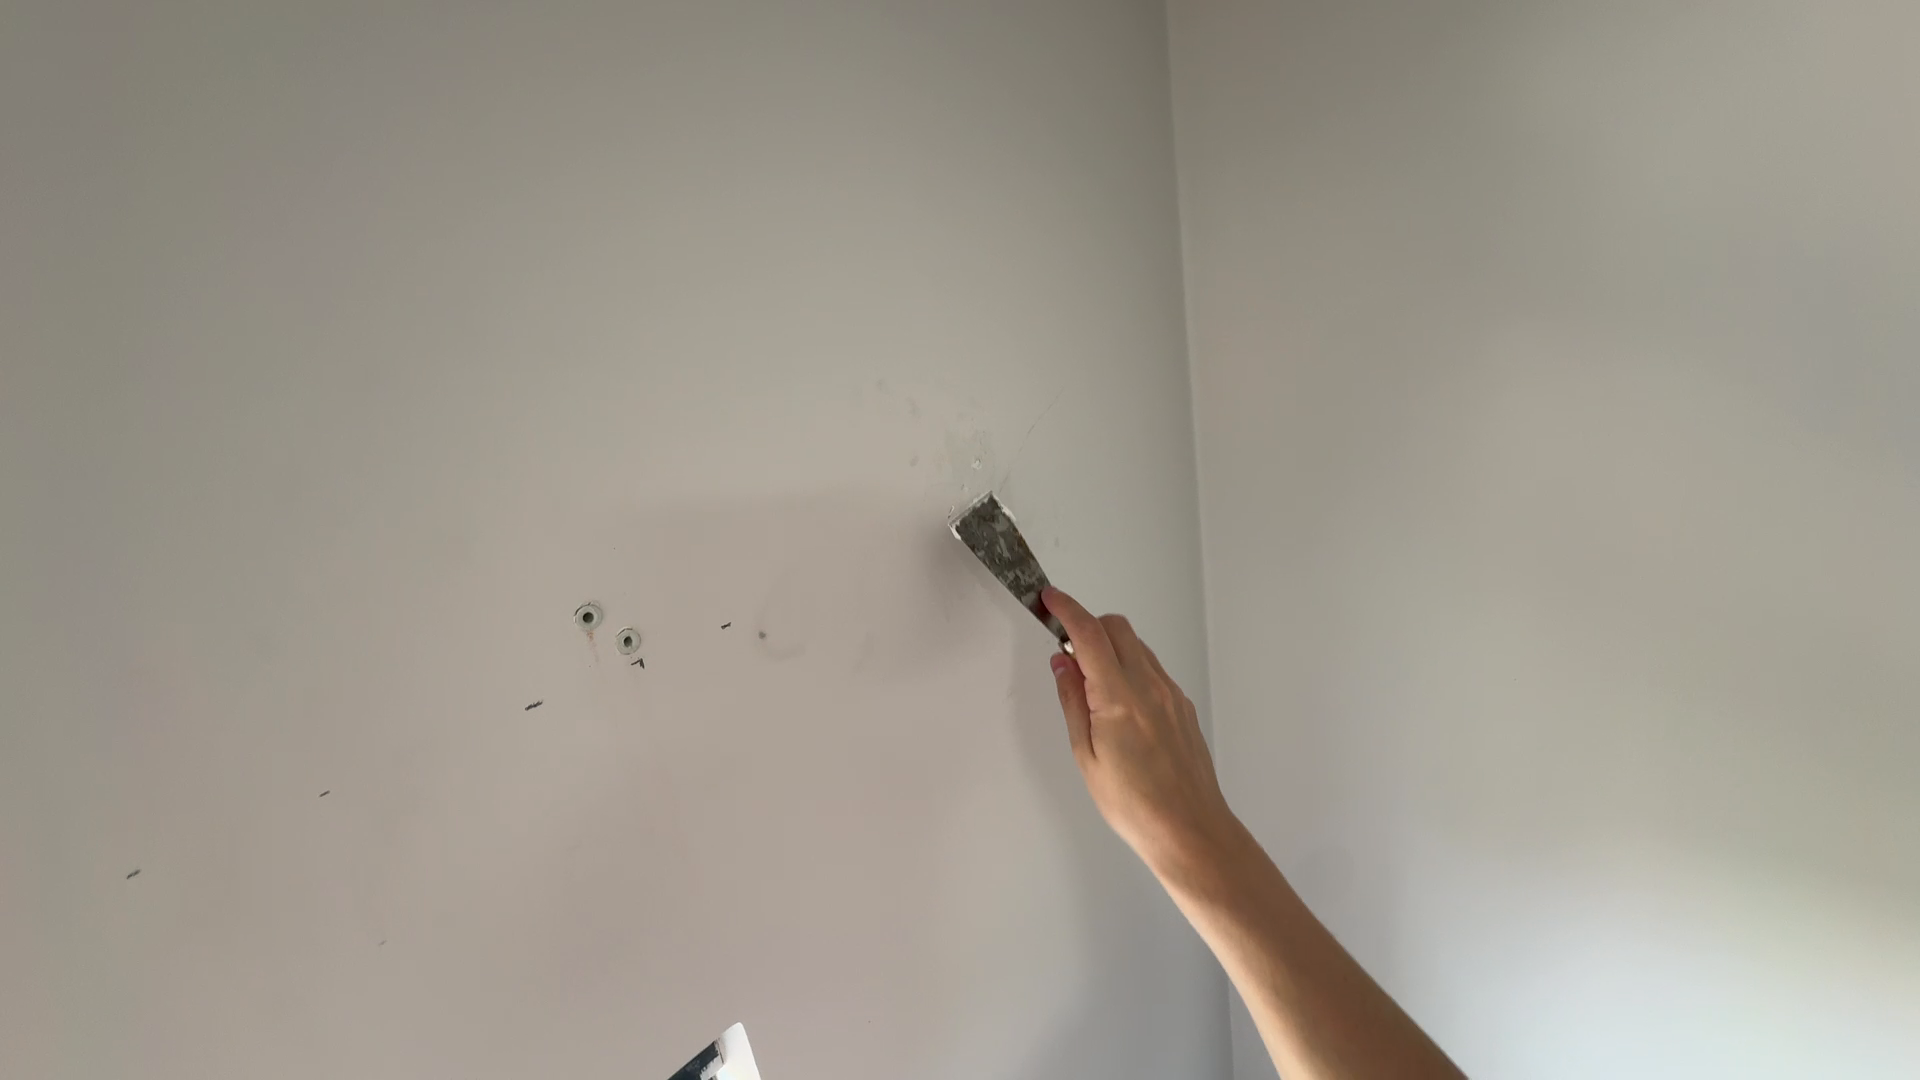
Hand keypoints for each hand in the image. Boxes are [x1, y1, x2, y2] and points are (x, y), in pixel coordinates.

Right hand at [1043, 587, 1238, 876]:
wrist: (1190, 829)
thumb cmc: (1130, 802)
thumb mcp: (1085, 755)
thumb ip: (1073, 702)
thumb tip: (1062, 663)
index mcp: (1118, 697)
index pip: (1088, 634)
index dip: (1066, 609)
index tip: (1049, 598)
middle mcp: (1149, 684)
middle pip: (1117, 627)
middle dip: (1088, 625)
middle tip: (1068, 655)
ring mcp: (1171, 692)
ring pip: (1136, 645)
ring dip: (1110, 646)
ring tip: (1092, 684)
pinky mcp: (1183, 704)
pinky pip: (1151, 668)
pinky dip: (1129, 666)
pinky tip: (1119, 703)